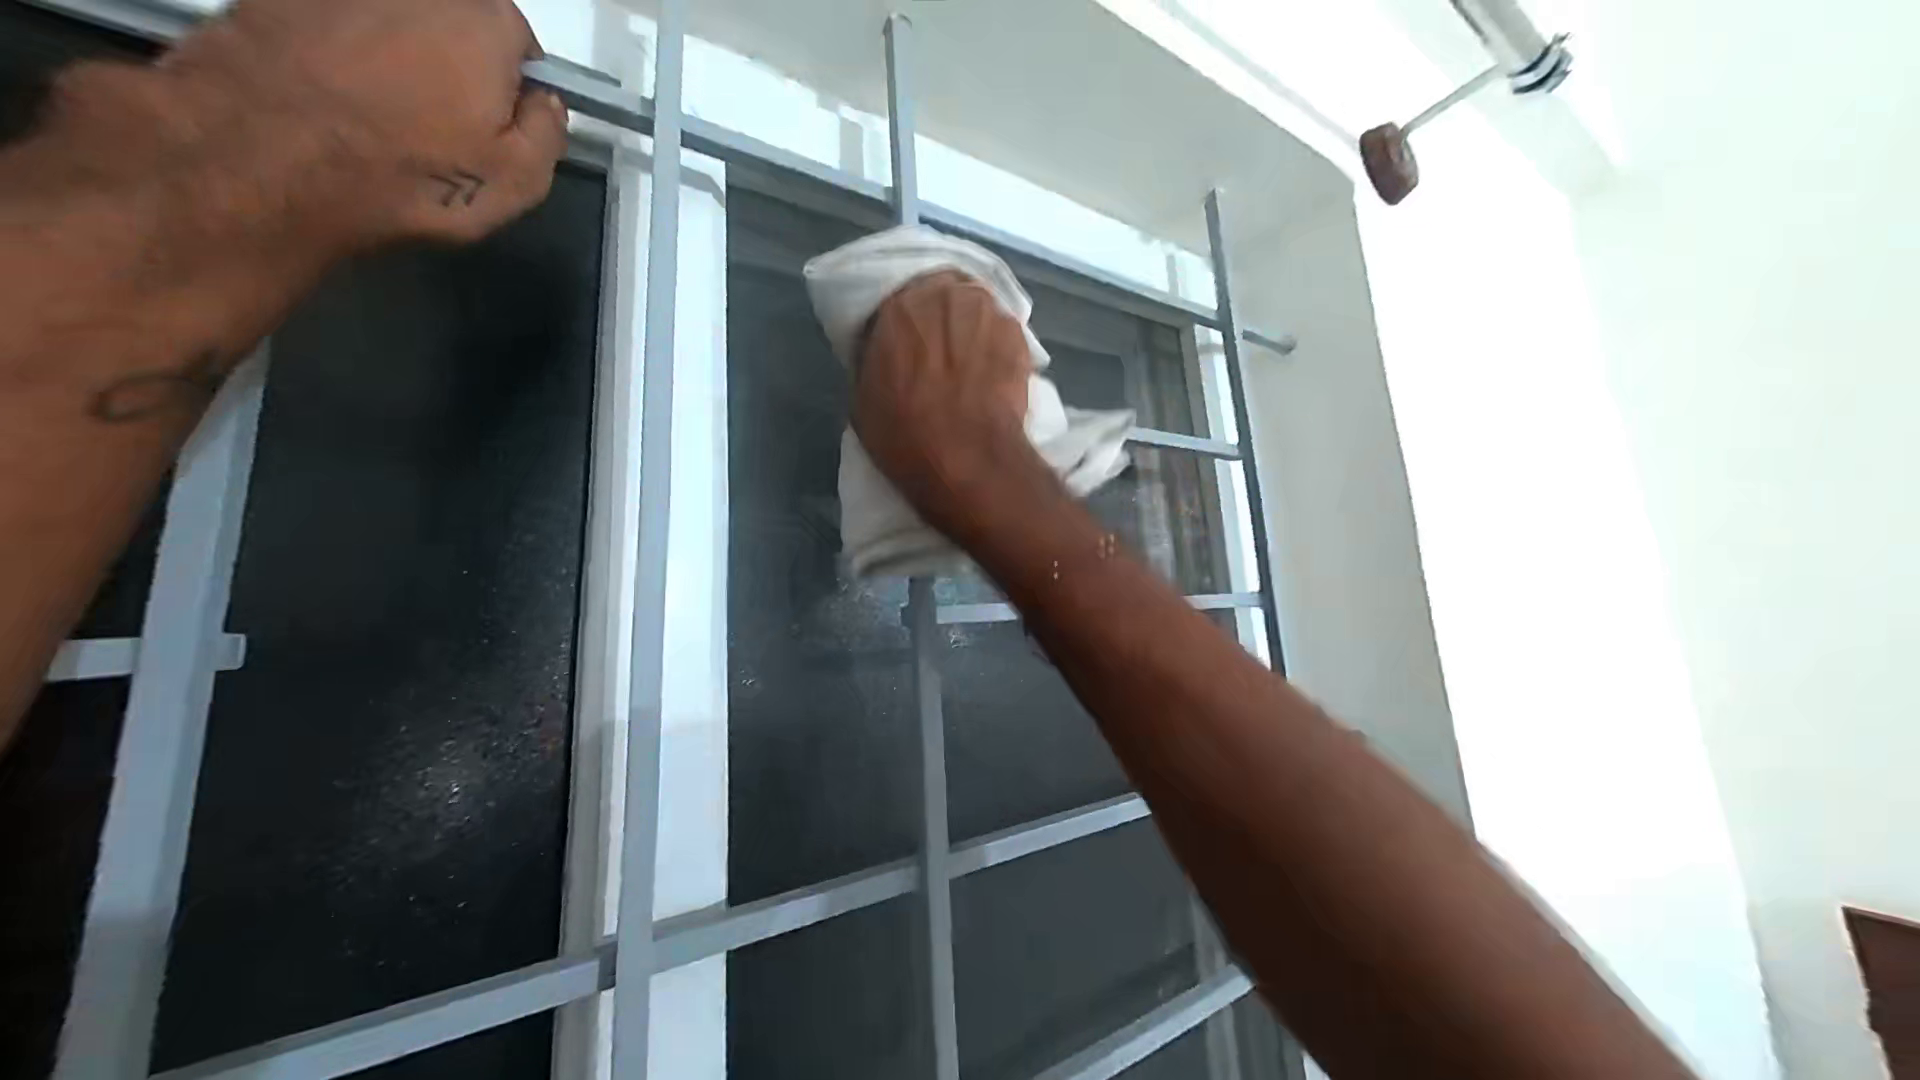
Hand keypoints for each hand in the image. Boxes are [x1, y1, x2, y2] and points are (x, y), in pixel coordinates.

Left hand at [53, 0, 568, 256]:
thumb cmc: (417, 174)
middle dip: (458, 56)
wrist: (269, 157)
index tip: (502, 116)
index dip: (515, 77)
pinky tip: (335, 90)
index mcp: (480, 21)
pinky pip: (333, 20)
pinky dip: (341, 46)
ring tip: (386, 106)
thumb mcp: (517, 179)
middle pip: (453, 17)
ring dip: (398, 50)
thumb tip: (545, 101)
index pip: (518, 34)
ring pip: (391, 18)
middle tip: (445, 115)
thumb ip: (547, 133)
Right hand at [852, 272, 1051, 541]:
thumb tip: (884, 358)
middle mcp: (944, 295)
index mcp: (896, 307)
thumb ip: (874, 364)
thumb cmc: (905, 436)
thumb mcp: (864, 401)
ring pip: (975, 309)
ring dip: (969, 328)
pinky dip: (996, 347)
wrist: (969, 460)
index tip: (901, 348)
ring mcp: (988, 312)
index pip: (895, 302)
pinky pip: (1002, 333)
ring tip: (969, 362)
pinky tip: (993, 374)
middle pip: (940, 296)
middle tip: (937, 352)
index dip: (900, 327)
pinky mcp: (1019, 336)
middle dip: (938, 318)